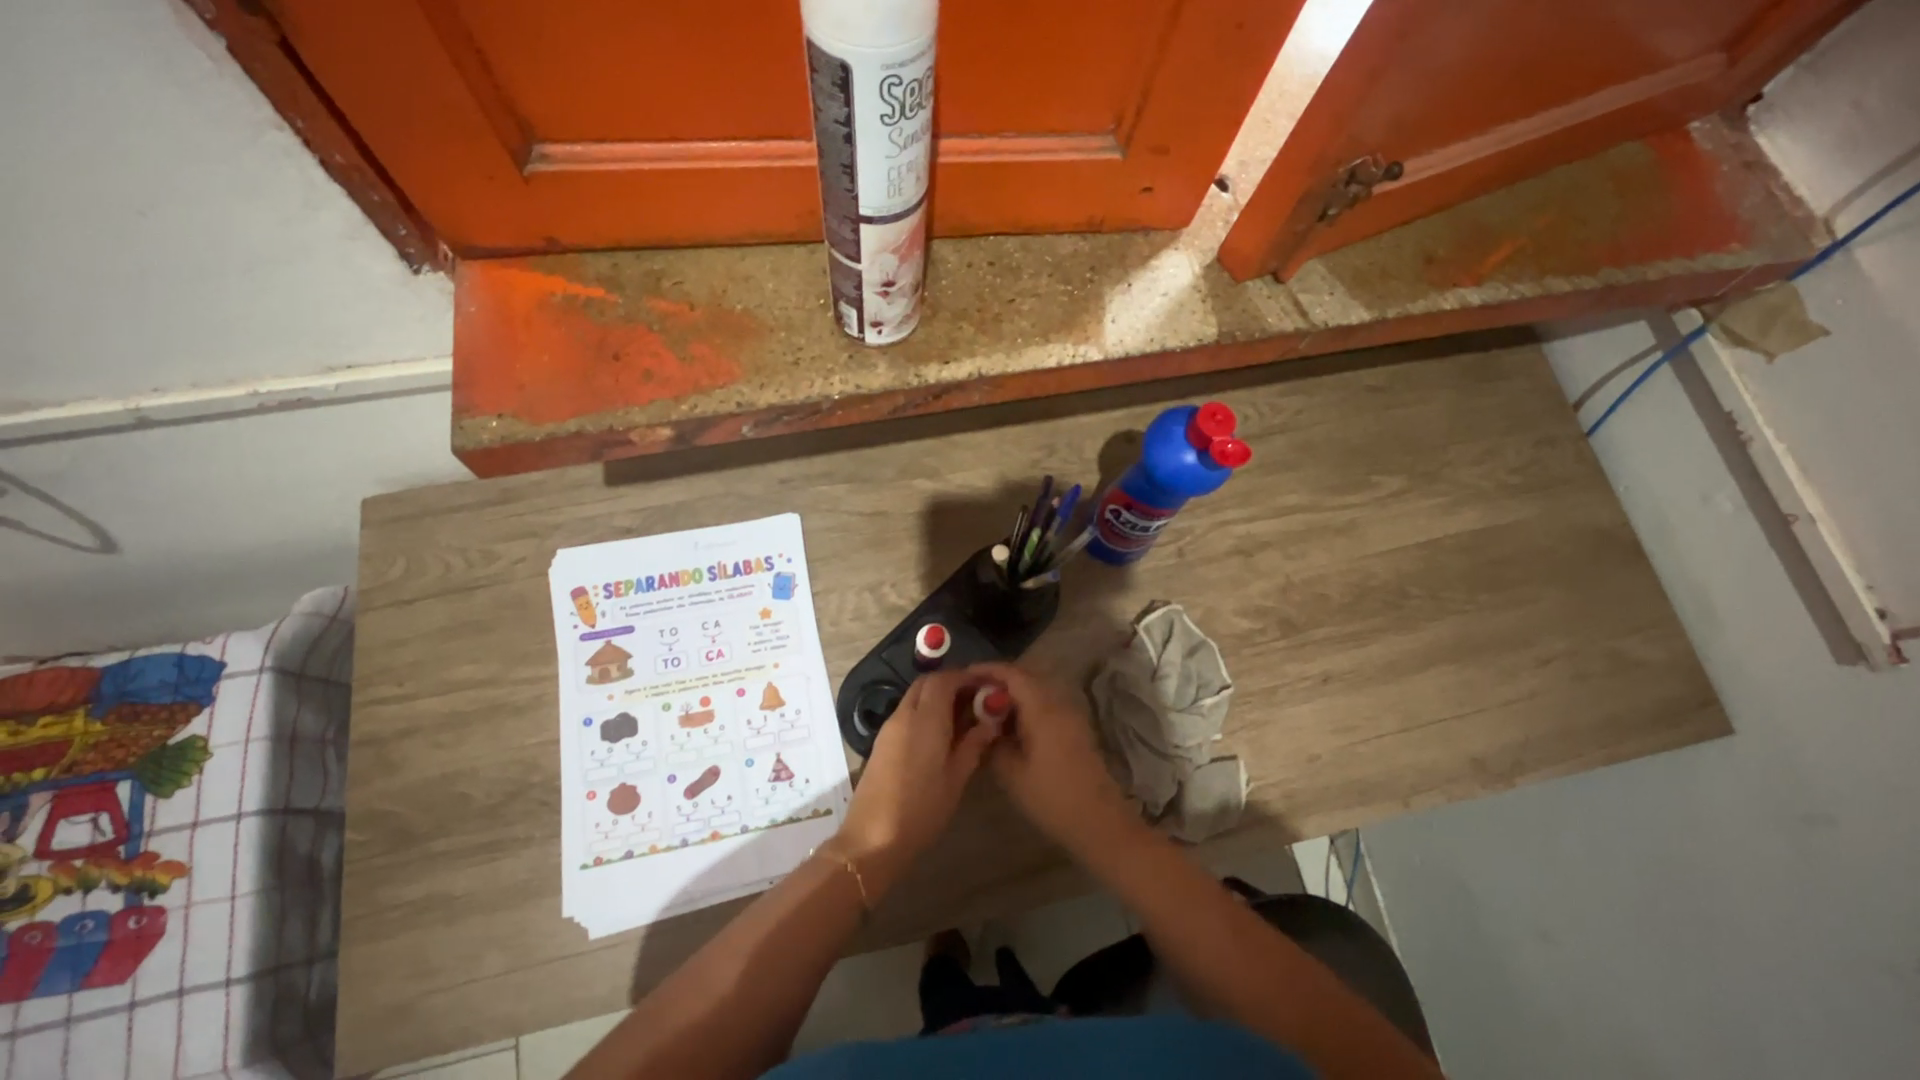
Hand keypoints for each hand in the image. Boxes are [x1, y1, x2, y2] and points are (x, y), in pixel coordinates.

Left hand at [833, 670, 1001, 894]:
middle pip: (927, 683)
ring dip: (937, 698)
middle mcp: (904, 715)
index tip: (986, 686)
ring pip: (914, 697)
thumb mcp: (956, 779)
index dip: (966, 677)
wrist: (873, 838)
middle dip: (951, 684)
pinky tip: (941, 735)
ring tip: (963, 718)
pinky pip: (906, 714)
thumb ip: (973, 745)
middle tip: (976, 700)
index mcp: (926, 719)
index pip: (944, 679)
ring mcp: (889, 728)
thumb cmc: (921, 810)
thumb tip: (990, 721)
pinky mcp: (881, 743)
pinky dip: (925, 712)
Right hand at [971, 662, 1138, 854]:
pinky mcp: (1074, 730)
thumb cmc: (1052, 798)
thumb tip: (981, 725)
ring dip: (1011, 696)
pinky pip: (1045, 707)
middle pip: (1025, 679)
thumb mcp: (1011, 773)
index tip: (963, 676)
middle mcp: (1059, 704)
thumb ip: (992, 742)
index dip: (987, 670)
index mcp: (1043, 709)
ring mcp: (1070, 716)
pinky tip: (1008, 729)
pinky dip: (1024, 709)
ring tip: (984, 711)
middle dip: (997, 682)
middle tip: (969, 694)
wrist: (1099, 821)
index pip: (1012, 674)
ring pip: (1036, 693)